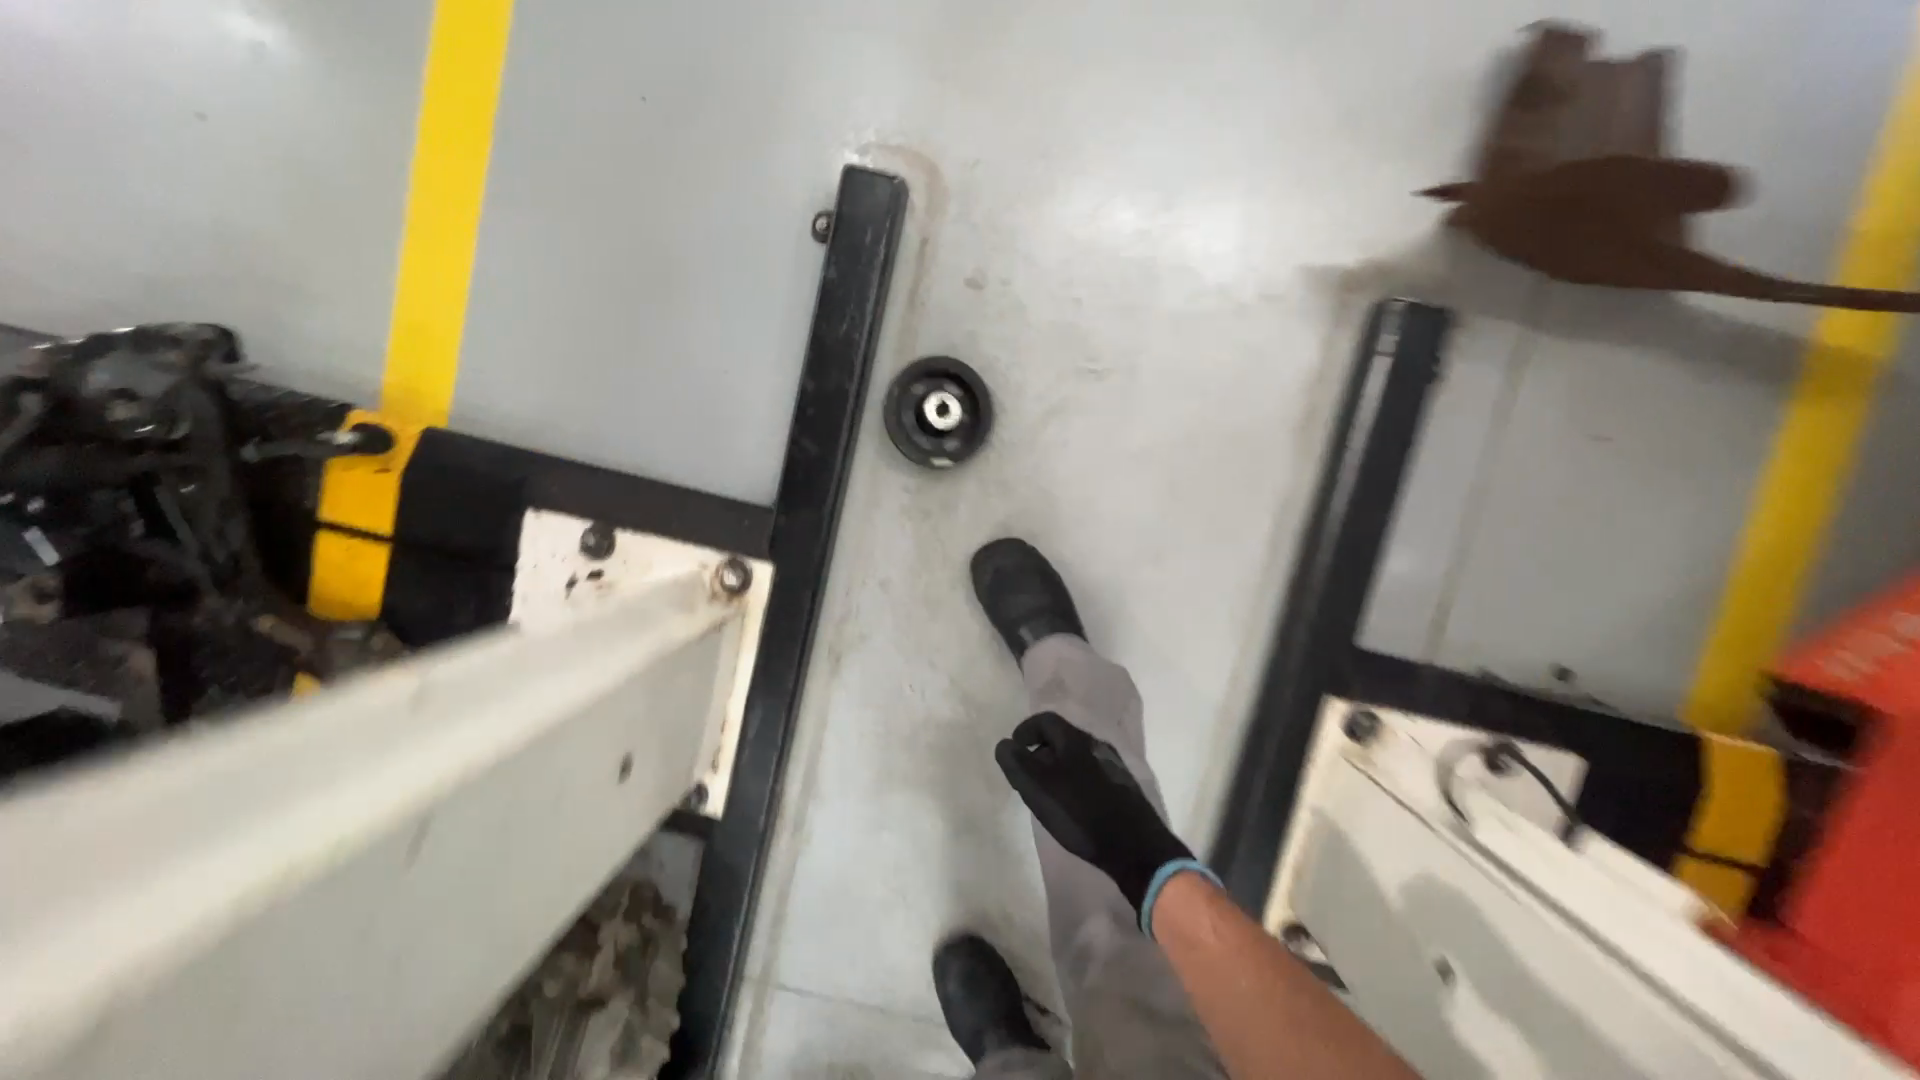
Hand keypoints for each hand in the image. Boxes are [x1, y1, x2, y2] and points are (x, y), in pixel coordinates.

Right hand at [994, 711, 1193, 914]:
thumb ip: (1017, 764)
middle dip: (1039, 752)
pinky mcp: (1124, 787)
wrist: (1136, 847)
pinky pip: (1091, 774)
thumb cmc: (1081, 814)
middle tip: (1026, 776)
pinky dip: (1074, 782)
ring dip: (1057, 768)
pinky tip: (1073, 806)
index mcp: (1076, 740)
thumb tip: (1004, 744)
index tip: (1014, 750)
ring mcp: (1114, 766)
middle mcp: (1098, 745)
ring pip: (1077, 757)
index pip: (1045, 720)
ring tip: (1046, 794)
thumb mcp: (1039, 789)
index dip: (1025, 731)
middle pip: (1062, 738)